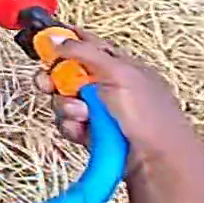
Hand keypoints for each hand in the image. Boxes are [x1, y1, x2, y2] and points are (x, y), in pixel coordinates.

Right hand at [35, 28, 203, 178]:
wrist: (158, 164)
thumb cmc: (151, 116)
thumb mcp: (119, 73)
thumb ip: (83, 52)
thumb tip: (56, 38)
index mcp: (119, 65)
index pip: (87, 43)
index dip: (65, 39)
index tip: (45, 39)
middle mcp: (106, 85)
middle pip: (65, 72)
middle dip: (53, 78)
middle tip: (47, 83)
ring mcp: (97, 109)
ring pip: (62, 98)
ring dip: (66, 106)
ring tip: (82, 115)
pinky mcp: (89, 131)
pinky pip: (65, 122)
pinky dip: (70, 125)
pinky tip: (82, 130)